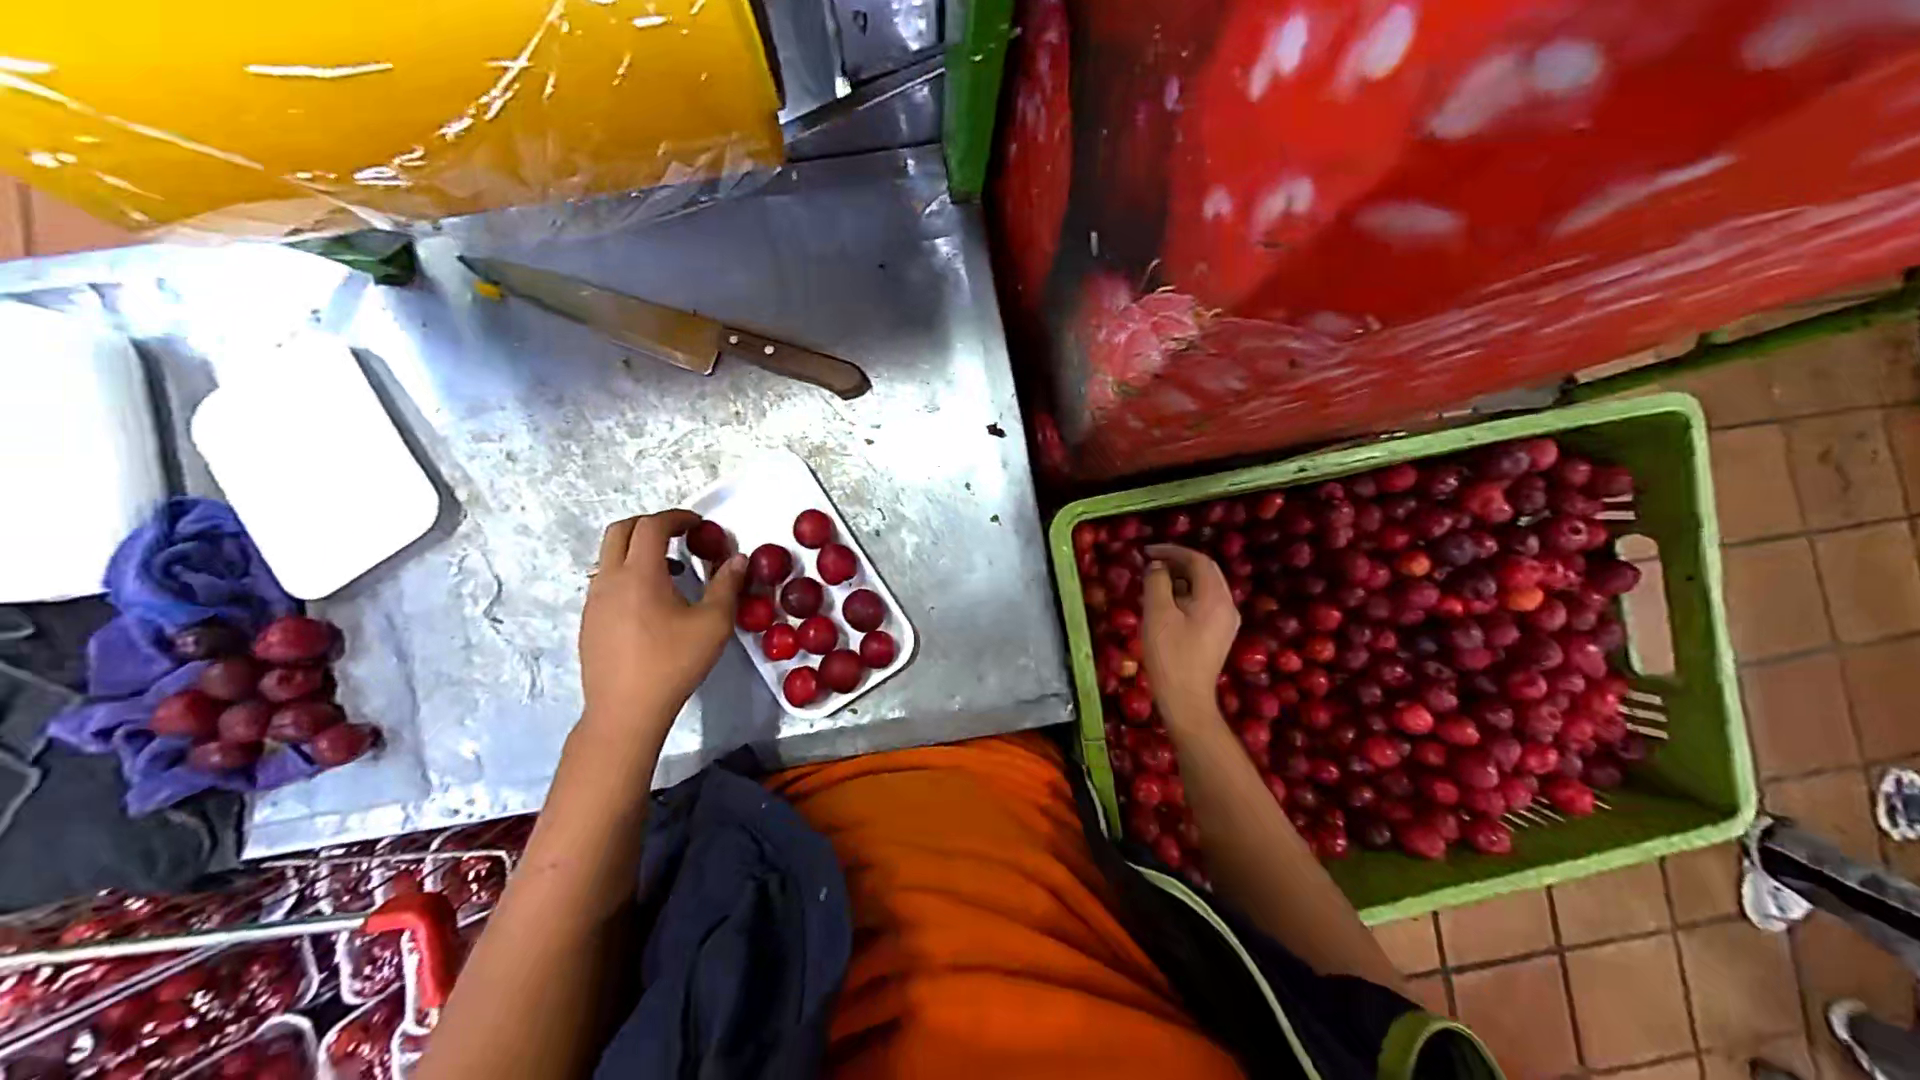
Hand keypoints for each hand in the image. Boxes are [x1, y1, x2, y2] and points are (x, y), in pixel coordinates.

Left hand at [579, 511, 746, 738]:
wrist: (626, 710)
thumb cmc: (673, 663)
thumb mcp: (713, 624)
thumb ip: (727, 585)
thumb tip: (737, 559)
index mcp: (639, 574)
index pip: (651, 526)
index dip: (675, 517)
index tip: (697, 523)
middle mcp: (609, 579)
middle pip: (620, 531)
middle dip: (650, 524)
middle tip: (678, 535)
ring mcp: (594, 601)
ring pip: (609, 556)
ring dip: (637, 550)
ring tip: (671, 571)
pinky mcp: (589, 621)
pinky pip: (605, 581)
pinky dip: (628, 574)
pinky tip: (652, 603)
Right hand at [1140, 544, 1240, 728]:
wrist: (1186, 699)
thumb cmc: (1170, 655)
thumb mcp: (1157, 614)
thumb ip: (1157, 582)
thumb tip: (1158, 566)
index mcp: (1215, 597)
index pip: (1198, 560)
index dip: (1172, 551)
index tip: (1147, 552)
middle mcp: (1228, 606)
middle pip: (1206, 572)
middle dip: (1178, 563)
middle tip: (1151, 563)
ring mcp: (1227, 622)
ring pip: (1205, 588)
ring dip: (1181, 579)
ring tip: (1154, 583)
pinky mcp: (1219, 635)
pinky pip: (1205, 604)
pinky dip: (1186, 595)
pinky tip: (1167, 605)